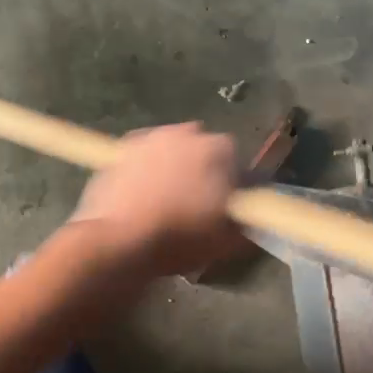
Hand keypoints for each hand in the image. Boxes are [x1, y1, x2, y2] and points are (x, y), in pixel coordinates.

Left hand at [68, 123, 241, 276]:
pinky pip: (142, 154)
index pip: (236, 162)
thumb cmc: (181, 238)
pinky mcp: (121, 147)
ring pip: (170, 149)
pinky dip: (144, 166)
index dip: (231, 184)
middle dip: (201, 169)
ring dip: (171, 165)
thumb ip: (249, 219)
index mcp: (220, 149)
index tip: (224, 205)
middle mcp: (187, 133)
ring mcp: (151, 136)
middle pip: (201, 149)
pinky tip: (139, 191)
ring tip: (163, 198)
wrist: (120, 239)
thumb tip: (252, 212)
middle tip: (193, 201)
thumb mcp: (229, 239)